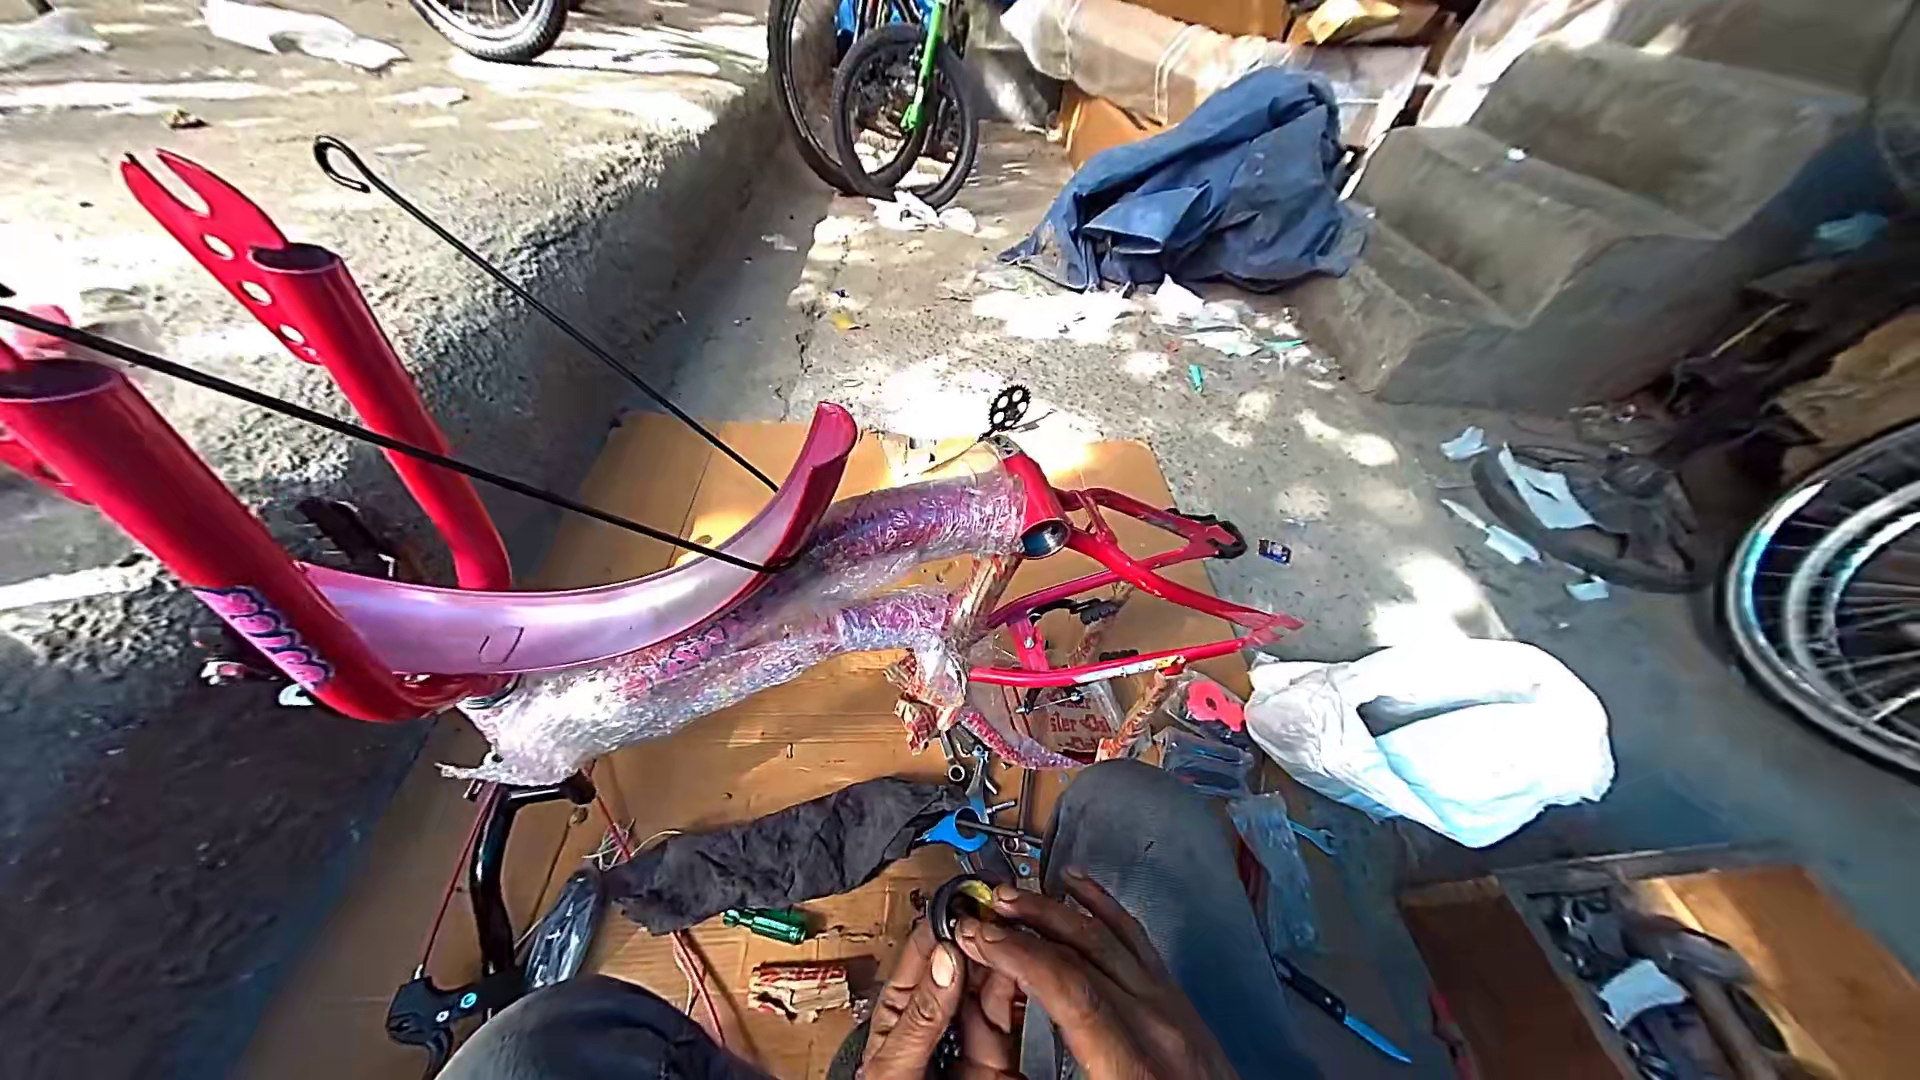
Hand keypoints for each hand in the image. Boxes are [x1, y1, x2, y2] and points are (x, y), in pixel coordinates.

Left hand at [862, 920, 1020, 1079]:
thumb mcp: (894, 1069)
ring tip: (1008, 930)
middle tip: (992, 912)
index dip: (942, 925)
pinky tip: (1019, 964)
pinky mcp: (999, 1064)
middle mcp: (938, 1021)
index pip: (923, 955)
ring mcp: (969, 1041)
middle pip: (961, 964)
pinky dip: (1017, 987)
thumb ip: (921, 1017)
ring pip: (989, 985)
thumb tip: (944, 959)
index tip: (963, 903)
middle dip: (976, 936)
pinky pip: (1010, 1017)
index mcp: (901, 1014)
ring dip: (998, 954)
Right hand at [954, 869, 1239, 1079]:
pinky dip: (1100, 902)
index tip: (981, 939)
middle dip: (1026, 924)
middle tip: (985, 913)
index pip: (1070, 987)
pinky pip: (1134, 934)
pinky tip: (1075, 883)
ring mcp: (1172, 1002)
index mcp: (1136, 1067)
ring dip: (1054, 907)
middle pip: (1083, 949)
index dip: (1019, 954)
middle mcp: (1158, 1023)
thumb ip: (1050, 1072)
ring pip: (1105, 933)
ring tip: (1013, 896)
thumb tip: (1001, 1050)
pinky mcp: (1176, 994)